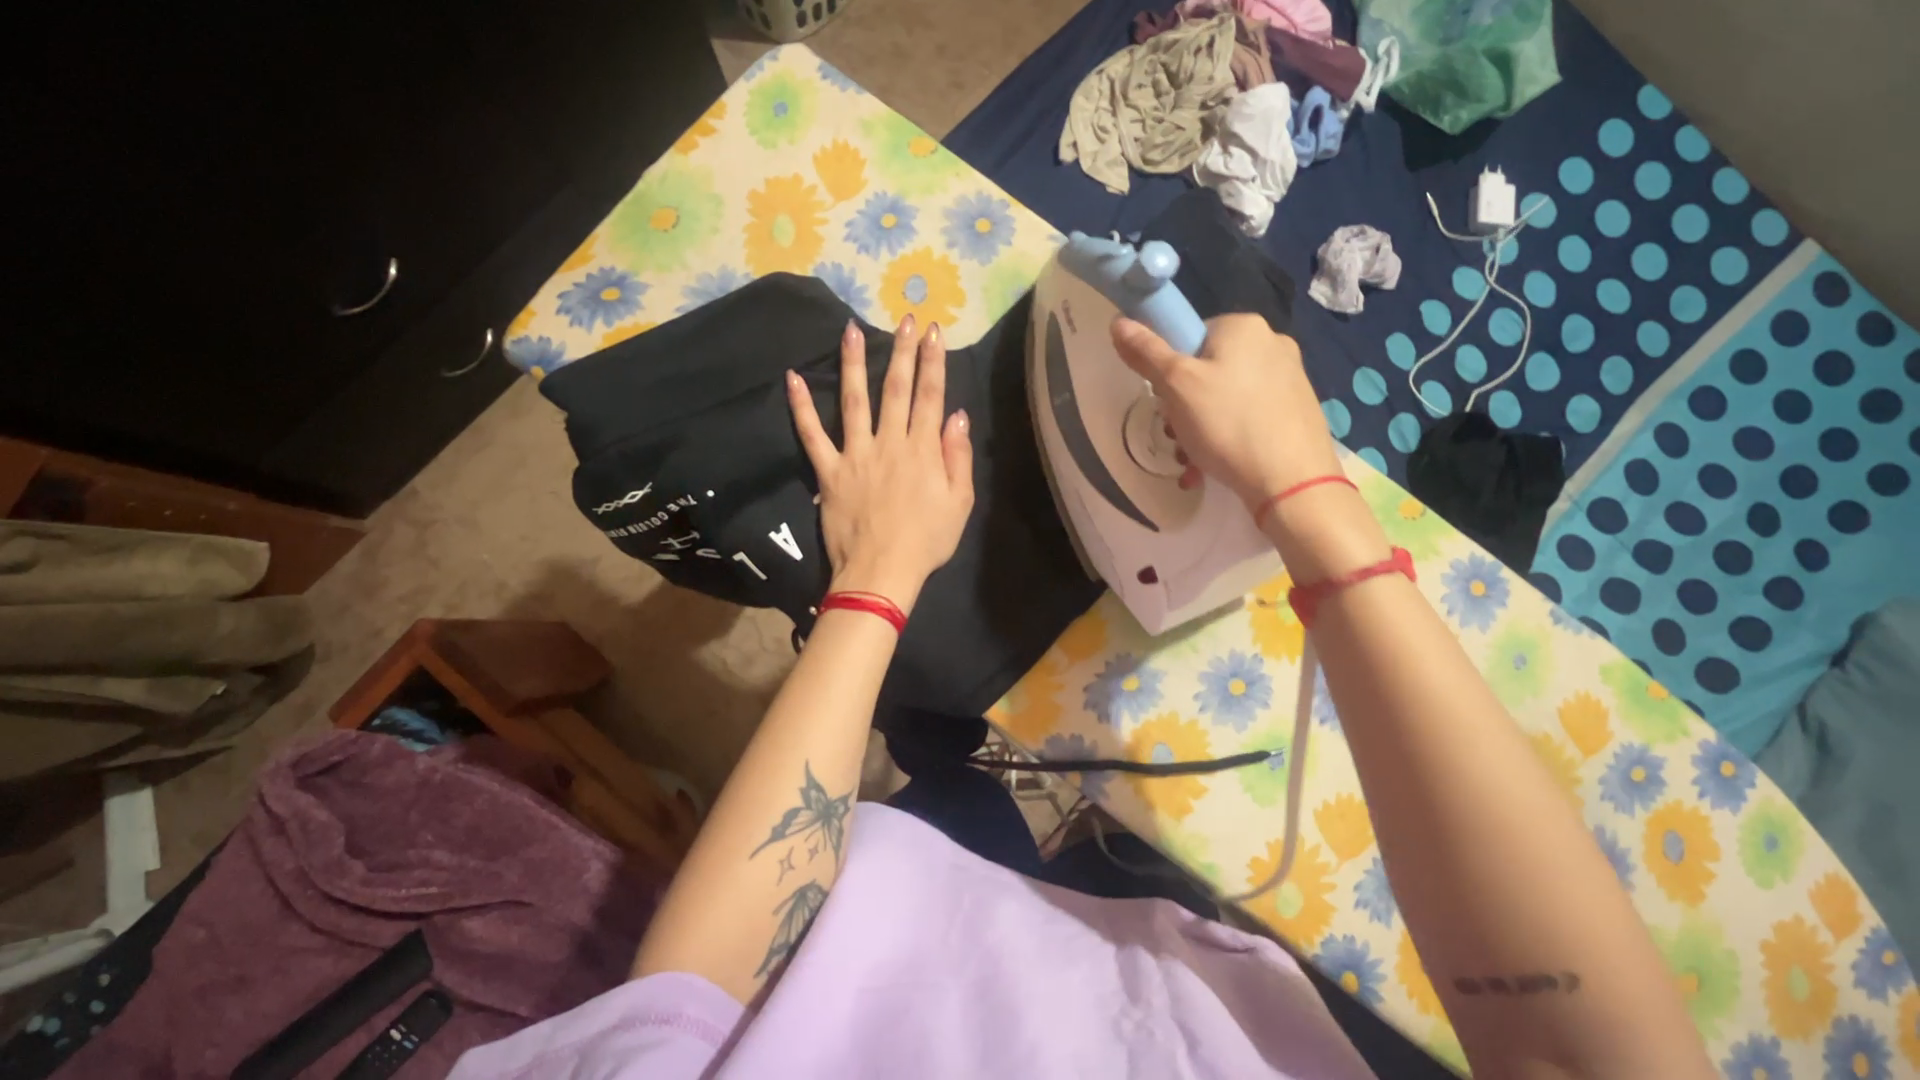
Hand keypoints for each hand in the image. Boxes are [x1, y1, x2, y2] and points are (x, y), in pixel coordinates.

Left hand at [787, 316, 973, 613]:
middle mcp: (889, 443)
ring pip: (855, 401)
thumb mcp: (960, 504)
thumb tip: (957, 416)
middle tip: (905, 319)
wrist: (881, 572)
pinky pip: (812, 435)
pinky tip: (792, 379)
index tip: (934, 331)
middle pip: (896, 389)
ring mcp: (856, 454)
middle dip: (902, 351)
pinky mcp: (829, 471)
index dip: (933, 361)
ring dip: (854, 363)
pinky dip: (801, 407)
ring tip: (851, 329)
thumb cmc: (926, 542)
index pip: (931, 396)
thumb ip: (957, 458)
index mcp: (923, 450)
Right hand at [1113, 314, 1387, 579]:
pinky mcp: (1298, 408)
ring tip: (1194, 462)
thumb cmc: (1227, 424)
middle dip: (1184, 407)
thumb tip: (1118, 322)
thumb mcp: (1175, 386)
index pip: (1190, 337)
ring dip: (1201, 428)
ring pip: (1226, 397)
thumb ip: (1145, 352)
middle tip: (1178, 437)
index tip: (1166, 403)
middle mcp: (1272, 342)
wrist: (1291, 480)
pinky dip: (1229, 436)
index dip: (1170, 371)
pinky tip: (1218, 465)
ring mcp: (1291, 376)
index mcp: (1244, 326)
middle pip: (1207, 369)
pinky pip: (1249, 415)